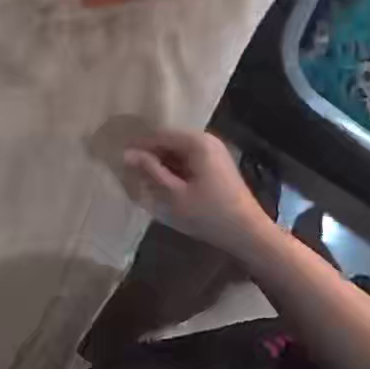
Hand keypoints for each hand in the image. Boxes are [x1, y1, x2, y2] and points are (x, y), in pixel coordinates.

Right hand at [121, 129, 277, 259]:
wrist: (249, 233)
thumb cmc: (210, 214)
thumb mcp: (175, 195)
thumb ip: (151, 171)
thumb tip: (127, 153)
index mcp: (197, 141)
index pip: (160, 135)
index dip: (139, 146)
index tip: (120, 158)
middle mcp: (206, 139)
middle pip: (170, 141)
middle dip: (151, 155)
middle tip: (131, 171)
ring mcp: (214, 150)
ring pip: (179, 151)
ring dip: (163, 163)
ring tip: (145, 179)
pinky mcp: (218, 163)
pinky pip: (190, 159)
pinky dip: (176, 169)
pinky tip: (166, 184)